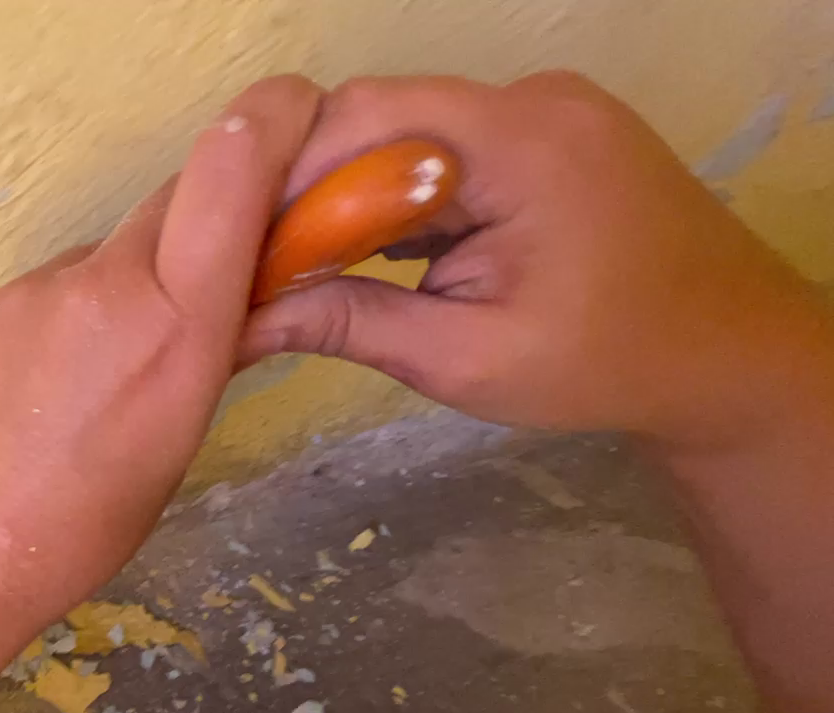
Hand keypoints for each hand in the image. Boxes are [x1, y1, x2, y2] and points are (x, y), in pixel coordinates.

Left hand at [0, 76, 323, 635]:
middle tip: (187, 302)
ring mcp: (30, 292)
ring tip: (95, 375)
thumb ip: (210, 348)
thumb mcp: (179, 440)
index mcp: (174, 325)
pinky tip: (46, 384)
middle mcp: (101, 286)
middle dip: (196, 234)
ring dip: (123, 287)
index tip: (288, 124)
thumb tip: (237, 299)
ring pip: (105, 255)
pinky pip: (49, 289)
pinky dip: (67, 315)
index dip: (268, 123)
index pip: (229, 165)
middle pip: (169, 202)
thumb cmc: (87, 526)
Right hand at [241, 73, 833, 452]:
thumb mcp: (457, 358)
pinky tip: (339, 256)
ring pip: (387, 136)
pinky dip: (367, 204)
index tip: (233, 255)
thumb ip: (346, 324)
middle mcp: (525, 105)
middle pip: (369, 117)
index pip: (365, 119)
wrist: (721, 355)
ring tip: (283, 269)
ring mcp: (529, 118)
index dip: (282, 180)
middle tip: (251, 269)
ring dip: (327, 200)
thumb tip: (240, 323)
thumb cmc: (598, 363)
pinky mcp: (523, 145)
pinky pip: (419, 157)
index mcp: (521, 144)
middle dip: (295, 191)